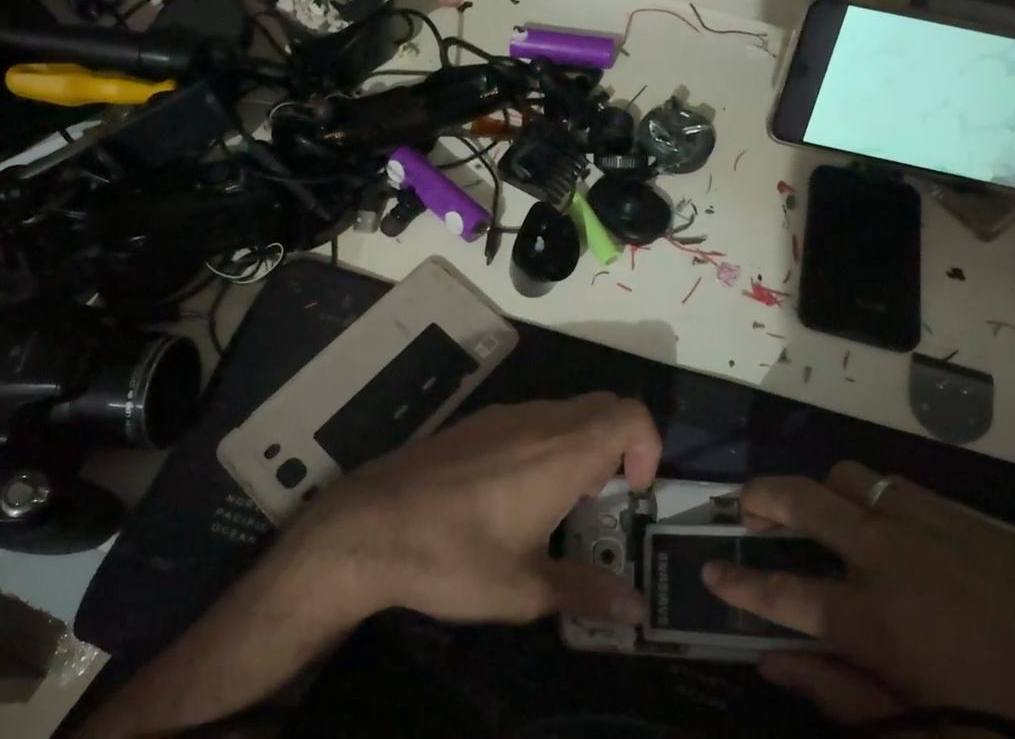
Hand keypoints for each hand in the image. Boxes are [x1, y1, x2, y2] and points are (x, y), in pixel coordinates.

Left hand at [293, 391, 659, 624]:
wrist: (365, 528)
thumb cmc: (452, 556)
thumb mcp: (524, 588)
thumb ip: (586, 591)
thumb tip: (636, 609)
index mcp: (561, 452)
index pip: (630, 415)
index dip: (649, 446)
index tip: (632, 492)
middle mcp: (537, 422)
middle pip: (602, 407)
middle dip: (619, 446)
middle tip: (601, 498)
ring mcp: (500, 417)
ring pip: (563, 411)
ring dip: (580, 445)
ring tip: (559, 502)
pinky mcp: (471, 424)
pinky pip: (528, 419)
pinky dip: (545, 443)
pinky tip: (513, 492)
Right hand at [702, 463, 1014, 738]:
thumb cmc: (1013, 731)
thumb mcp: (918, 731)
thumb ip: (835, 692)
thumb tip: (770, 662)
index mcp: (875, 621)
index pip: (780, 593)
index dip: (738, 582)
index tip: (710, 570)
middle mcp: (890, 557)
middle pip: (803, 500)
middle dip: (763, 497)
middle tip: (746, 508)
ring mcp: (930, 527)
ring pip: (850, 477)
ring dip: (821, 490)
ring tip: (816, 514)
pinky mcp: (965, 517)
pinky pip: (898, 486)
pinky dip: (872, 496)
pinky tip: (881, 524)